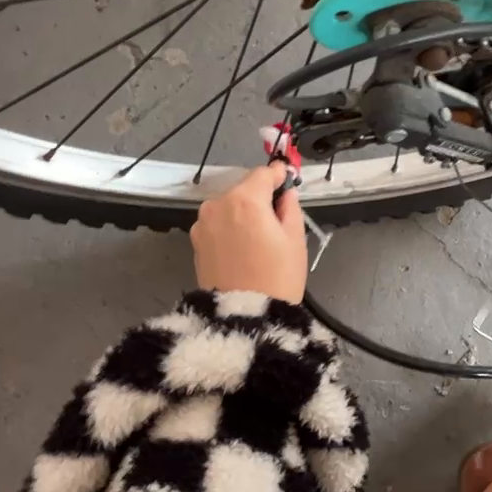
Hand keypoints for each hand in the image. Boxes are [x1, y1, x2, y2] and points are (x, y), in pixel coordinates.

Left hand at [191, 162, 307, 302]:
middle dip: (259, 198)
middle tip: (276, 219)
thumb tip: (285, 194)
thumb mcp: (295, 240)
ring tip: (257, 239)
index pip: (264, 174)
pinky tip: (241, 250)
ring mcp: (202, 223)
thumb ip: (290, 208)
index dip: (278, 175)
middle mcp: (218, 204)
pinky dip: (229, 229)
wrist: (244, 317)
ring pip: (228, 207)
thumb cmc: (278, 278)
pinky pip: (217, 225)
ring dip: (242, 214)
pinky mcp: (196, 242)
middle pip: (243, 190)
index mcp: (246, 199)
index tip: (287, 179)